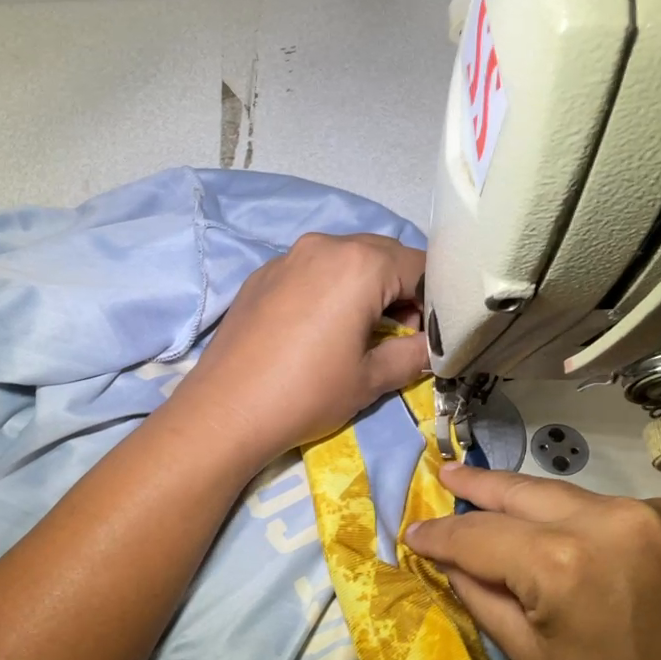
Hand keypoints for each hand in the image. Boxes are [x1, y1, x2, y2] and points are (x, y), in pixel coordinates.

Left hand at [163, 233, 427, 463]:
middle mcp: (322, 246)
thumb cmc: (306, 394)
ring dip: (362, 289)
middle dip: (398, 290)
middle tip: (396, 336)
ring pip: (343, 261)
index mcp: (358, 263)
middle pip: (380, 256)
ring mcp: (285, 258)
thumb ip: (412, 354)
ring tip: (357, 335)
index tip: (430, 334)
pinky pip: (309, 272)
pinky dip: (326, 291)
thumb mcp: (370, 379)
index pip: (419, 266)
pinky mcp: (260, 277)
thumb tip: (433, 346)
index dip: (435, 299)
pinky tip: (316, 332)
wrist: (225, 412)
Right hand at [403, 465, 660, 659]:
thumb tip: (449, 556)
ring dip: (547, 514)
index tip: (414, 531)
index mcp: (561, 564)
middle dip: (480, 484)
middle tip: (447, 473)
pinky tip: (603, 557)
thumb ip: (482, 596)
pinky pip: (630, 512)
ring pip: (580, 501)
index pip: (479, 534)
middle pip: (526, 492)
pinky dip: (605, 529)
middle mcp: (612, 520)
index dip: (440, 534)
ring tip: (520, 524)